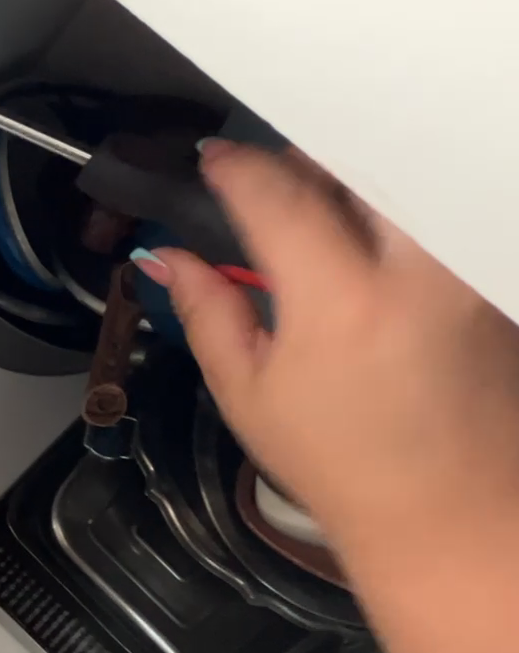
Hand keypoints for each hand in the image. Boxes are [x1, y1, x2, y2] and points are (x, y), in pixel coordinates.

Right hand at [141, 143, 518, 555]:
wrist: (445, 498)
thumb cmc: (328, 453)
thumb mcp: (242, 386)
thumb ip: (206, 310)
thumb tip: (166, 261)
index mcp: (339, 305)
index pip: (285, 205)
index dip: (241, 170)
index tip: (212, 156)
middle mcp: (423, 274)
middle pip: (371, 172)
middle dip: (311, 154)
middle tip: (262, 165)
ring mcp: (476, 272)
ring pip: (415, 186)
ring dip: (356, 177)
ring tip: (310, 191)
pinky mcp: (498, 282)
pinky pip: (443, 217)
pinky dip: (394, 207)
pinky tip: (360, 226)